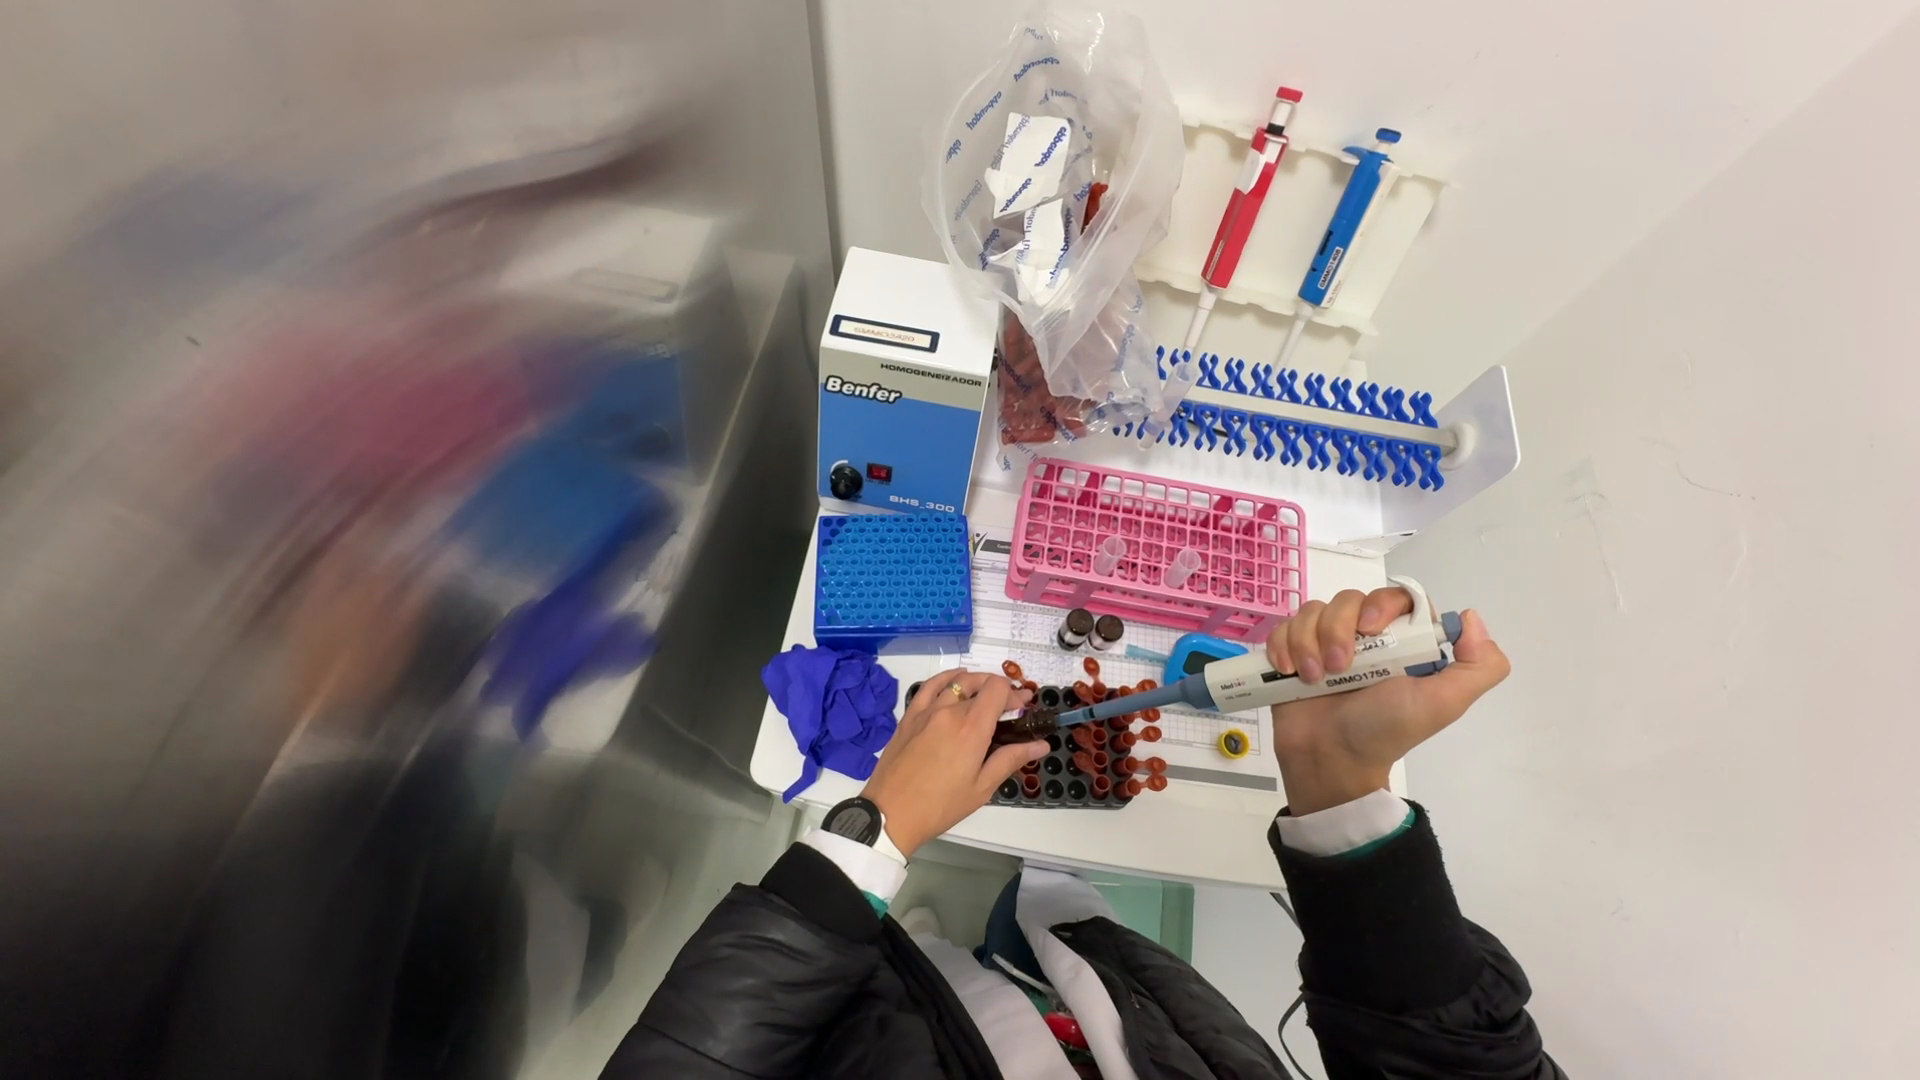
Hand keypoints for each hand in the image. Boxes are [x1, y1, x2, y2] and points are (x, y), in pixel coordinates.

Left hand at [861, 670, 1047, 856]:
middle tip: (1010, 703)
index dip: (1014, 693)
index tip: (1022, 706)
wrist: (890, 813)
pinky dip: (946, 677)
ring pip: (956, 681)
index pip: (997, 689)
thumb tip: (1040, 745)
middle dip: (1000, 689)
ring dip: (976, 681)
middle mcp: (950, 710)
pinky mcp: (910, 715)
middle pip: (979, 683)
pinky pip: (929, 685)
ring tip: (986, 691)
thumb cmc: (940, 805)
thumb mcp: (982, 787)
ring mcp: (927, 710)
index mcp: (971, 728)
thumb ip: (1011, 759)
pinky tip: (955, 680)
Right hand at [1265, 587, 1509, 814]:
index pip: (1395, 597)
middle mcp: (1363, 636)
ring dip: (1307, 643)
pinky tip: (1288, 672)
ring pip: (1311, 611)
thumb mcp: (1444, 704)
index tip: (1370, 629)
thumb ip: (1479, 667)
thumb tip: (1469, 616)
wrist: (1331, 758)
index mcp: (1401, 642)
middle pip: (1347, 599)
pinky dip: (1281, 647)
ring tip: (1313, 679)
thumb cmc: (1386, 730)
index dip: (1380, 604)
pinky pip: (1282, 628)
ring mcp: (1323, 643)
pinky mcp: (1291, 652)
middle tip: (1340, 668)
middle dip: (1336, 629)